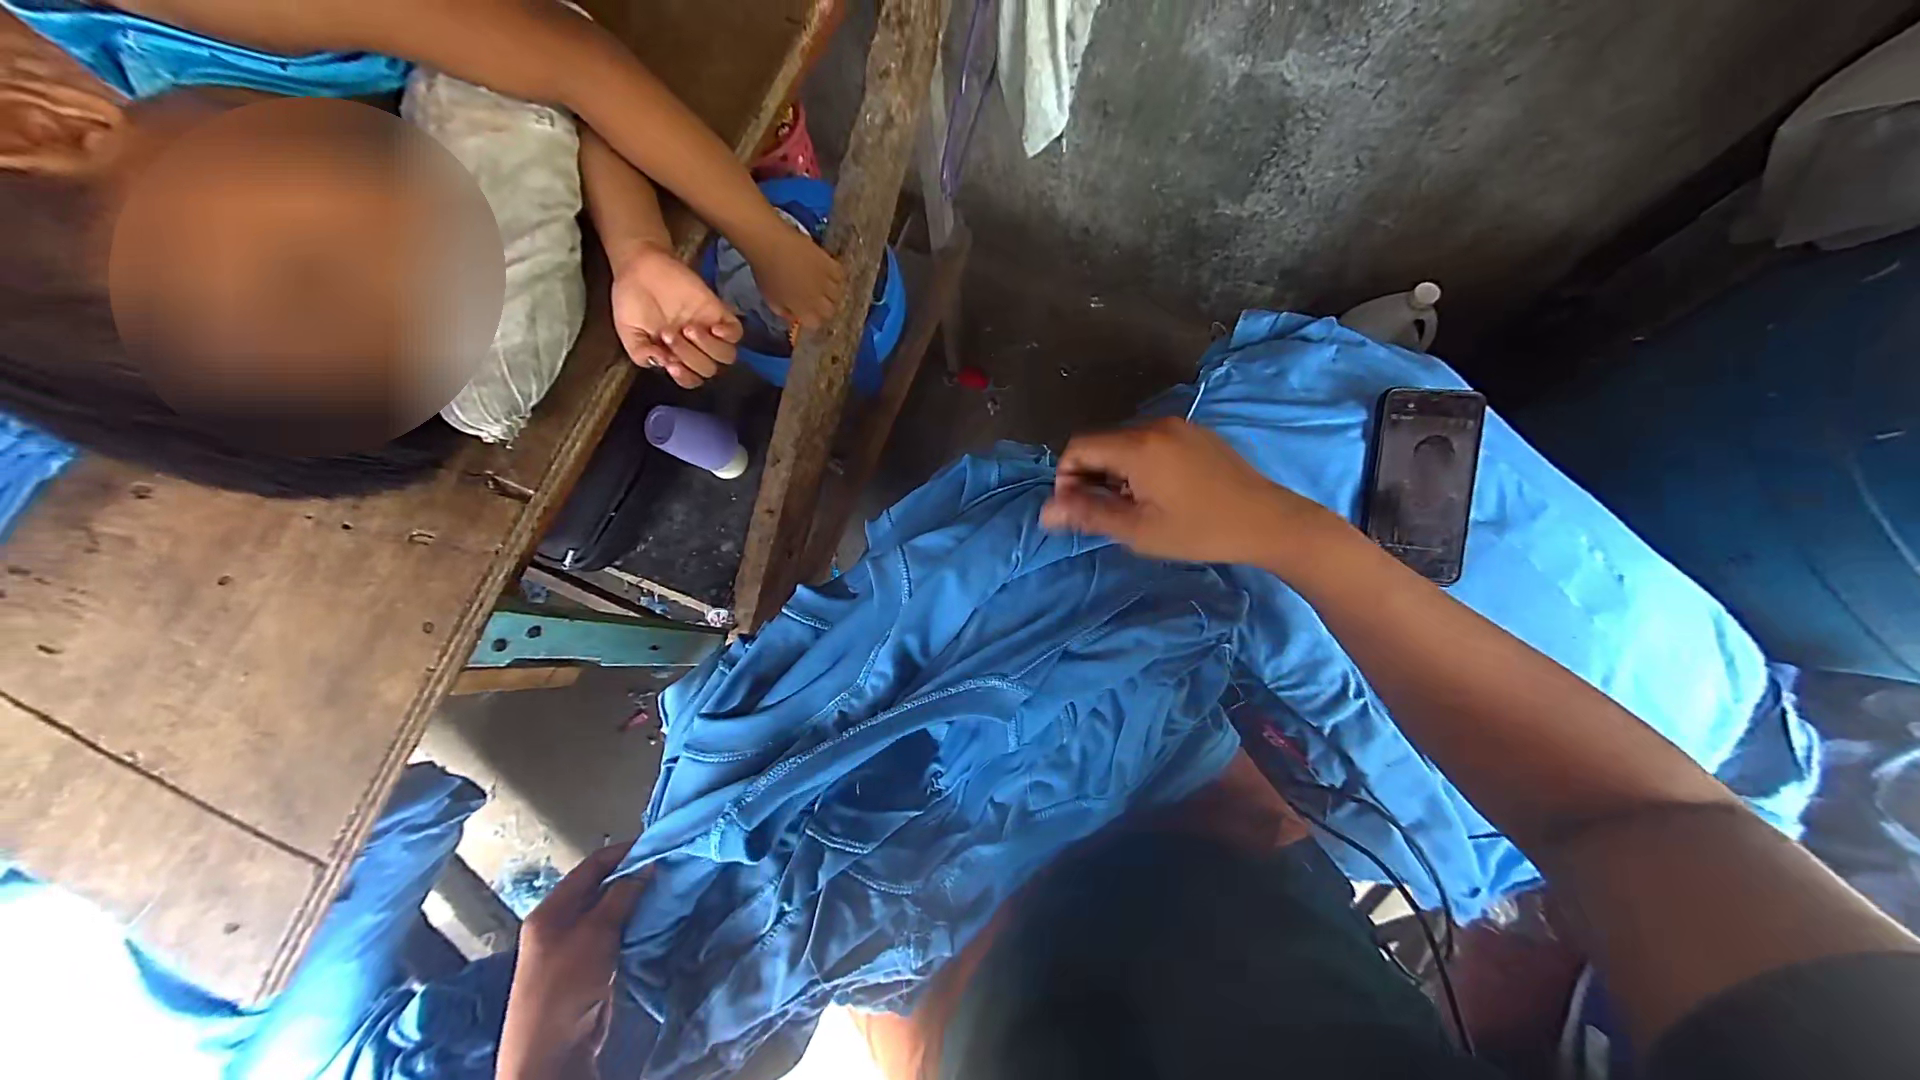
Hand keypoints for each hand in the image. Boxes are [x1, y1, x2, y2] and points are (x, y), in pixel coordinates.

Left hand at [496, 844, 648, 1079]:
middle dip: (633, 874)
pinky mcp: (589, 964)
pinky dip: (634, 920)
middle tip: (667, 865)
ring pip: (610, 909)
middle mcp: (559, 922)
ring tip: (667, 886)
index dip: (624, 851)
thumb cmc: (567, 984)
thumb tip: (648, 866)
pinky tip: (655, 915)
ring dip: (636, 898)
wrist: (552, 1052)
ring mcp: (573, 945)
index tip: (658, 842)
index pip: (591, 865)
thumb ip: (622, 894)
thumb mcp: (596, 931)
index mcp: (550, 909)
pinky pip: (615, 931)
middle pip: (601, 886)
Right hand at [611, 245, 742, 388]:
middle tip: (669, 334)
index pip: (691, 379)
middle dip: (689, 356)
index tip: (670, 362)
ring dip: (708, 347)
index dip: (684, 377)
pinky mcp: (718, 312)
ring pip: (726, 355)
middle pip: (708, 369)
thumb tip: (661, 363)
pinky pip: (736, 333)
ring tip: (687, 328)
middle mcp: (696, 347)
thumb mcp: (628, 332)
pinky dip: (729, 335)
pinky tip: (714, 328)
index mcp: (677, 356)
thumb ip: (641, 353)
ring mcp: (709, 330)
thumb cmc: (632, 301)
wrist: (639, 266)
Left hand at [738, 224, 844, 328]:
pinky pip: (840, 275)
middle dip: (824, 309)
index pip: (817, 323)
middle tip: (817, 302)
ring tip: (824, 288)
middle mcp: (819, 299)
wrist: (769, 243)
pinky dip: (836, 277)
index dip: (813, 320)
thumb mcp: (771, 300)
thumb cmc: (766, 274)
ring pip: (838, 294)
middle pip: (831, 311)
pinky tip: (828, 274)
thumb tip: (795, 318)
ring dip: (832, 293)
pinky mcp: (829, 262)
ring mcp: (826, 281)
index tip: (808, 315)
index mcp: (804, 310)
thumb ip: (785, 313)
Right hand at [1039, 417, 1342, 568]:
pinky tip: (1160, 493)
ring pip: (1126, 442)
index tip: (1079, 509)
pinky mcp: (1196, 433)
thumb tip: (1045, 512)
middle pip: (1102, 442)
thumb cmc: (1200, 531)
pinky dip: (1140, 464)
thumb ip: (1088, 514)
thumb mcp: (1138, 530)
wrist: (1270, 521)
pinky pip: (1151, 442)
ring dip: (1116, 471)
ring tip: (1135, 506)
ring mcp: (1179, 426)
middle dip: (1092, 475)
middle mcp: (1155, 425)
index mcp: (1138, 446)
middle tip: (1108, 512)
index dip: (1067, 477)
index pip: (1079, 447)